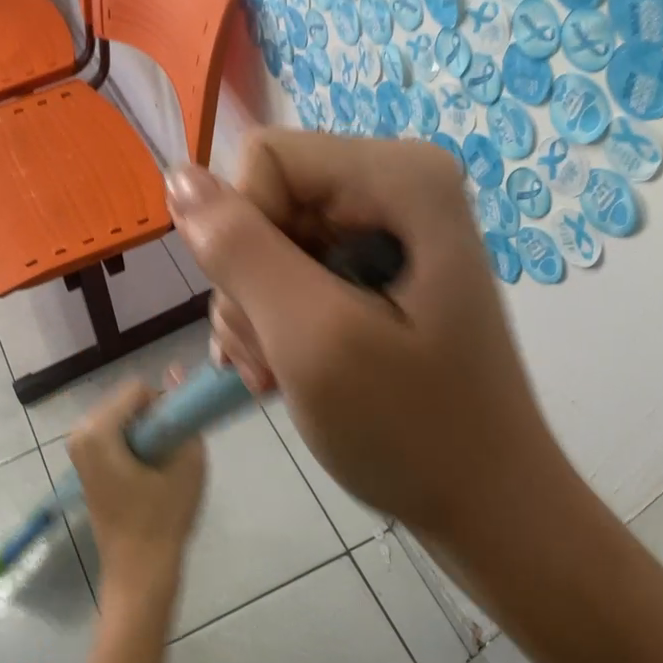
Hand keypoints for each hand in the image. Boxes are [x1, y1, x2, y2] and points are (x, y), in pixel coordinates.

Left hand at [67, 379, 207, 615]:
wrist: (139, 571)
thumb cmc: (163, 518)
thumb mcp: (188, 463)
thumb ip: (184, 415)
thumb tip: (176, 373)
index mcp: (97, 431)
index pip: (138, 391)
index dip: (165, 406)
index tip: (179, 435)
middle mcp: (80, 435)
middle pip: (127, 404)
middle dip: (154, 419)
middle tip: (173, 451)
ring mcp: (79, 453)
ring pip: (123, 422)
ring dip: (147, 434)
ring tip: (163, 467)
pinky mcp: (86, 469)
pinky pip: (116, 439)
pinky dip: (136, 447)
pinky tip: (150, 476)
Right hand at [166, 130, 557, 539]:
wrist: (486, 502)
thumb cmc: (410, 429)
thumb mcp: (311, 338)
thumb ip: (240, 250)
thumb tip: (176, 175)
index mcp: (400, 178)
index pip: (264, 160)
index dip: (242, 234)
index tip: (271, 314)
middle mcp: (394, 185)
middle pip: (264, 202)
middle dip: (250, 285)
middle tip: (278, 358)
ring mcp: (385, 227)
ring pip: (264, 241)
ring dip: (256, 315)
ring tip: (284, 373)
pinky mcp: (373, 267)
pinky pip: (288, 270)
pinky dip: (272, 323)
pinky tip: (282, 371)